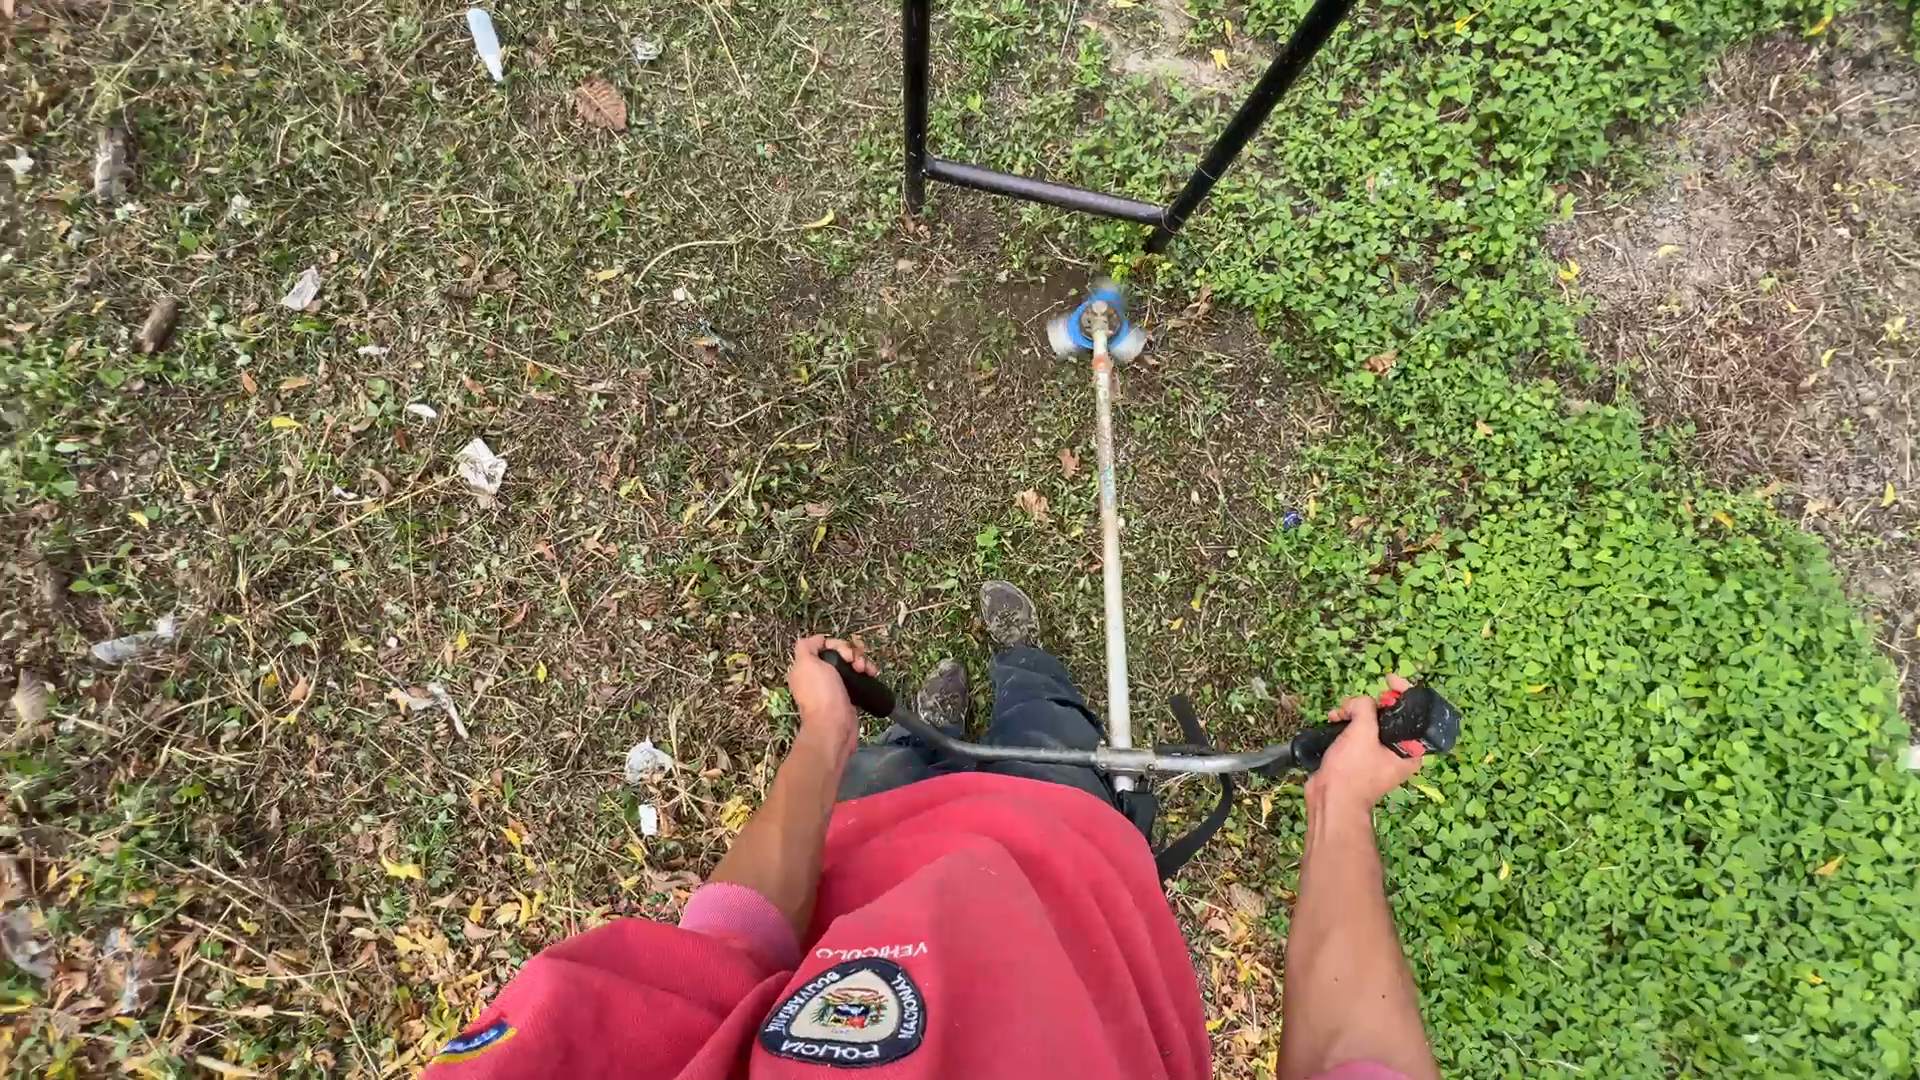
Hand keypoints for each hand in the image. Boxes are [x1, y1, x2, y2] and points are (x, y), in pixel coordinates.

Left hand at [786, 635, 874, 754]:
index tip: (843, 654)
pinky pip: (858, 675)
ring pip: (850, 663)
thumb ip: (806, 647)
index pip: (825, 645)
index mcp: (806, 666)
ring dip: (861, 661)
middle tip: (855, 663)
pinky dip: (866, 672)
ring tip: (866, 670)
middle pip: (839, 652)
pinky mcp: (848, 693)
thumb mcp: (806, 663)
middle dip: (852, 653)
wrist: (835, 725)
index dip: (837, 645)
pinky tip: (872, 673)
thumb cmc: (821, 694)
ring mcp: (834, 684)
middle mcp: (819, 674)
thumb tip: (818, 640)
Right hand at [1305, 674, 1423, 816]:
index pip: (1415, 713)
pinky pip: (1358, 732)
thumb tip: (1359, 703)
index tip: (1388, 679)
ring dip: (1353, 712)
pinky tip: (1334, 720)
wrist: (1332, 798)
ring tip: (1338, 714)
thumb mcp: (1362, 732)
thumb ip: (1365, 708)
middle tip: (1353, 704)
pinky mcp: (1360, 757)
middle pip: (1390, 715)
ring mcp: (1379, 755)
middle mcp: (1399, 752)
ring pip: (1370, 722)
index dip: (1403, 691)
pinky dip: (1346, 723)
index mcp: (1411, 750)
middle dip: (1369, 704)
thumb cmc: (1353, 769)